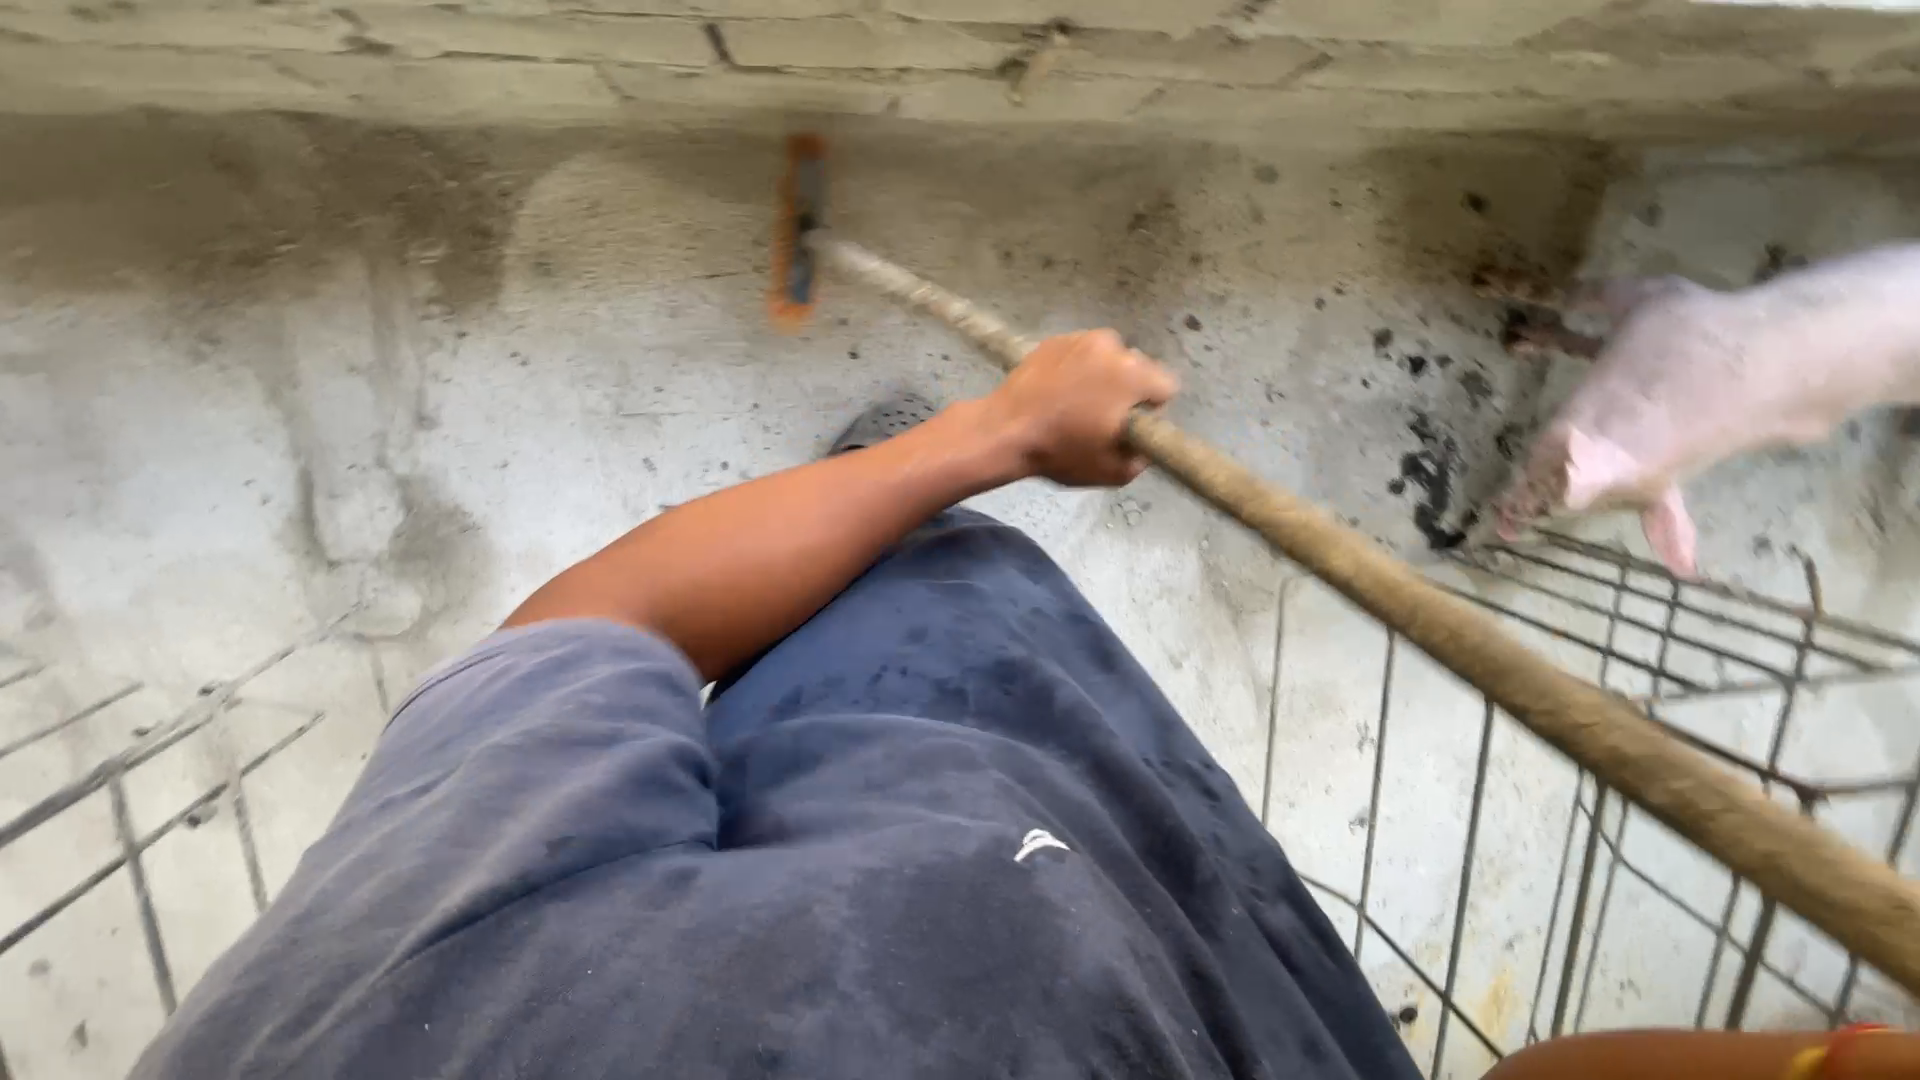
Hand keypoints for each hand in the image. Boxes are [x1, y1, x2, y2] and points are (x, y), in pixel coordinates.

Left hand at [982, 329, 1178, 486]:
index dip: (1152, 410)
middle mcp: (1112, 346)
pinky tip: (1058, 391)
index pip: (1167, 386)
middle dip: (1127, 390)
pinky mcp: (1054, 339)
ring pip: (1108, 357)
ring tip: (1076, 403)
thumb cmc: (1062, 451)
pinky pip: (1080, 353)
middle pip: (1138, 368)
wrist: (1005, 430)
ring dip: (1102, 376)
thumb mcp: (1114, 472)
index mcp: (1134, 374)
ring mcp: (1080, 338)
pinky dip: (1076, 368)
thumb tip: (1144, 443)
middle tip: (1100, 416)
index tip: (1130, 425)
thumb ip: (1143, 456)